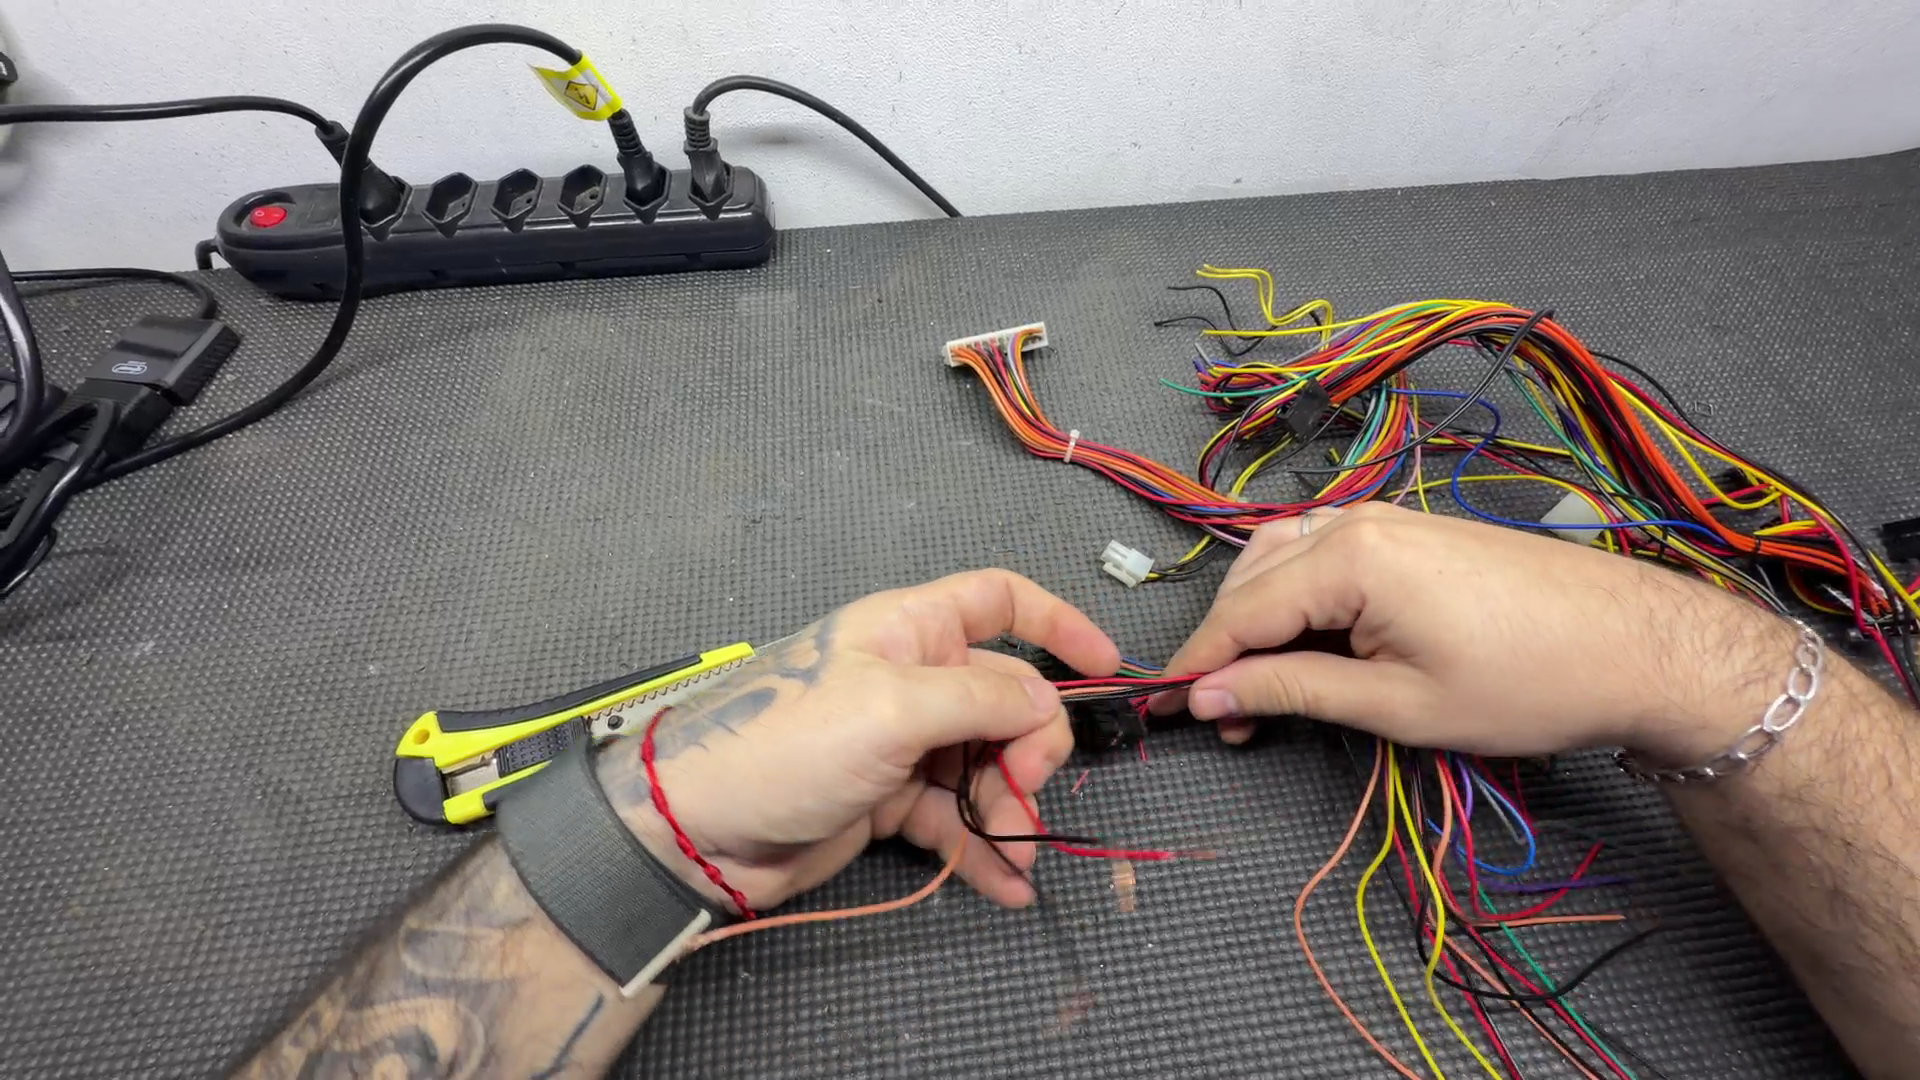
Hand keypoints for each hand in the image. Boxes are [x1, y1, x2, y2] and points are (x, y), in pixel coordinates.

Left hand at [596, 570, 1120, 912]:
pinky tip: (1008, 883)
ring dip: (1011, 804)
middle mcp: (915, 676)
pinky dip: (982, 845)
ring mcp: (906, 740)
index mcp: (913, 628)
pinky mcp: (892, 798)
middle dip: (1029, 745)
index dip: (1058, 622)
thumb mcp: (893, 706)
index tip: (1107, 663)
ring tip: (1018, 848)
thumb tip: (1048, 705)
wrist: (700, 829)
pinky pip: (954, 815)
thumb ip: (980, 700)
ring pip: (986, 761)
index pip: (1000, 600)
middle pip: (1006, 696)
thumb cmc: (794, 739)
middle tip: (1027, 789)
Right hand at [1153, 502, 1799, 762]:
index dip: (1198, 662)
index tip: (1166, 706)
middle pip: (1248, 580)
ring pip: (1273, 559)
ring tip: (1259, 678)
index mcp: (1345, 557)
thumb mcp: (1394, 703)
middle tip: (1225, 711)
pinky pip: (1310, 551)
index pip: (1239, 612)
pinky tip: (1301, 633)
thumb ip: (1288, 690)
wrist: (1646, 646)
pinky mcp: (1396, 527)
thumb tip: (1204, 695)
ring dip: (1253, 616)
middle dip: (1225, 645)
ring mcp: (1374, 516)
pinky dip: (1289, 595)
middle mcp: (1348, 520)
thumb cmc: (1524, 684)